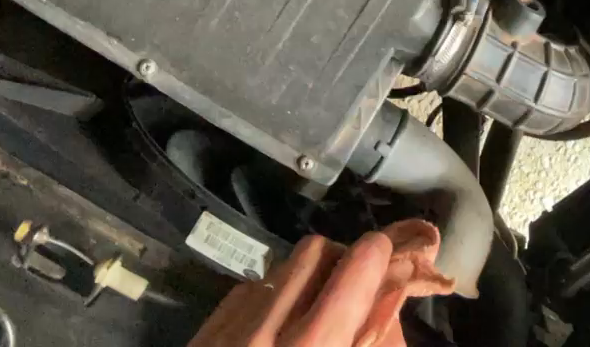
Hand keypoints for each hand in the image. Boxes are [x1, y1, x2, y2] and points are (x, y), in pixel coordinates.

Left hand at [189, 223, 453, 346]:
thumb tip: (391, 291)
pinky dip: (264, 307)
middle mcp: (263, 336)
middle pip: (314, 252)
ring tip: (304, 323)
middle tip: (345, 295)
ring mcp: (223, 338)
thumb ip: (373, 343)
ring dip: (299, 284)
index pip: (358, 264)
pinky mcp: (197, 343)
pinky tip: (268, 342)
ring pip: (276, 271)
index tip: (382, 268)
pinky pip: (243, 296)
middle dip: (336, 264)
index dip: (378, 259)